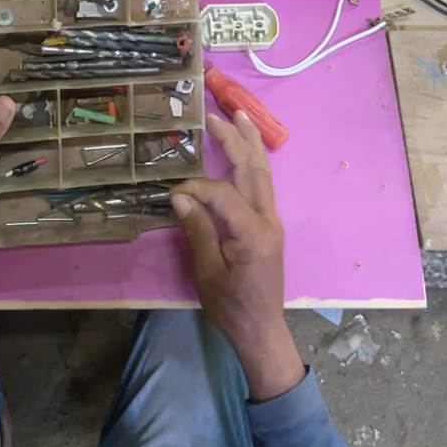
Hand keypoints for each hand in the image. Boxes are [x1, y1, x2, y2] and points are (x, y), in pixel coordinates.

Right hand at [172, 110, 304, 402]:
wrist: (261, 331)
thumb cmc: (231, 307)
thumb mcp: (208, 273)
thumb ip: (198, 230)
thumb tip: (180, 196)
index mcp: (253, 233)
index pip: (223, 194)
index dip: (196, 189)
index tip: (174, 195)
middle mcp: (268, 220)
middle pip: (253, 169)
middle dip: (236, 139)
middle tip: (217, 115)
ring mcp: (272, 220)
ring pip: (263, 172)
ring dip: (250, 143)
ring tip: (240, 116)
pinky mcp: (270, 225)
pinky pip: (263, 184)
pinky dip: (253, 161)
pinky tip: (246, 150)